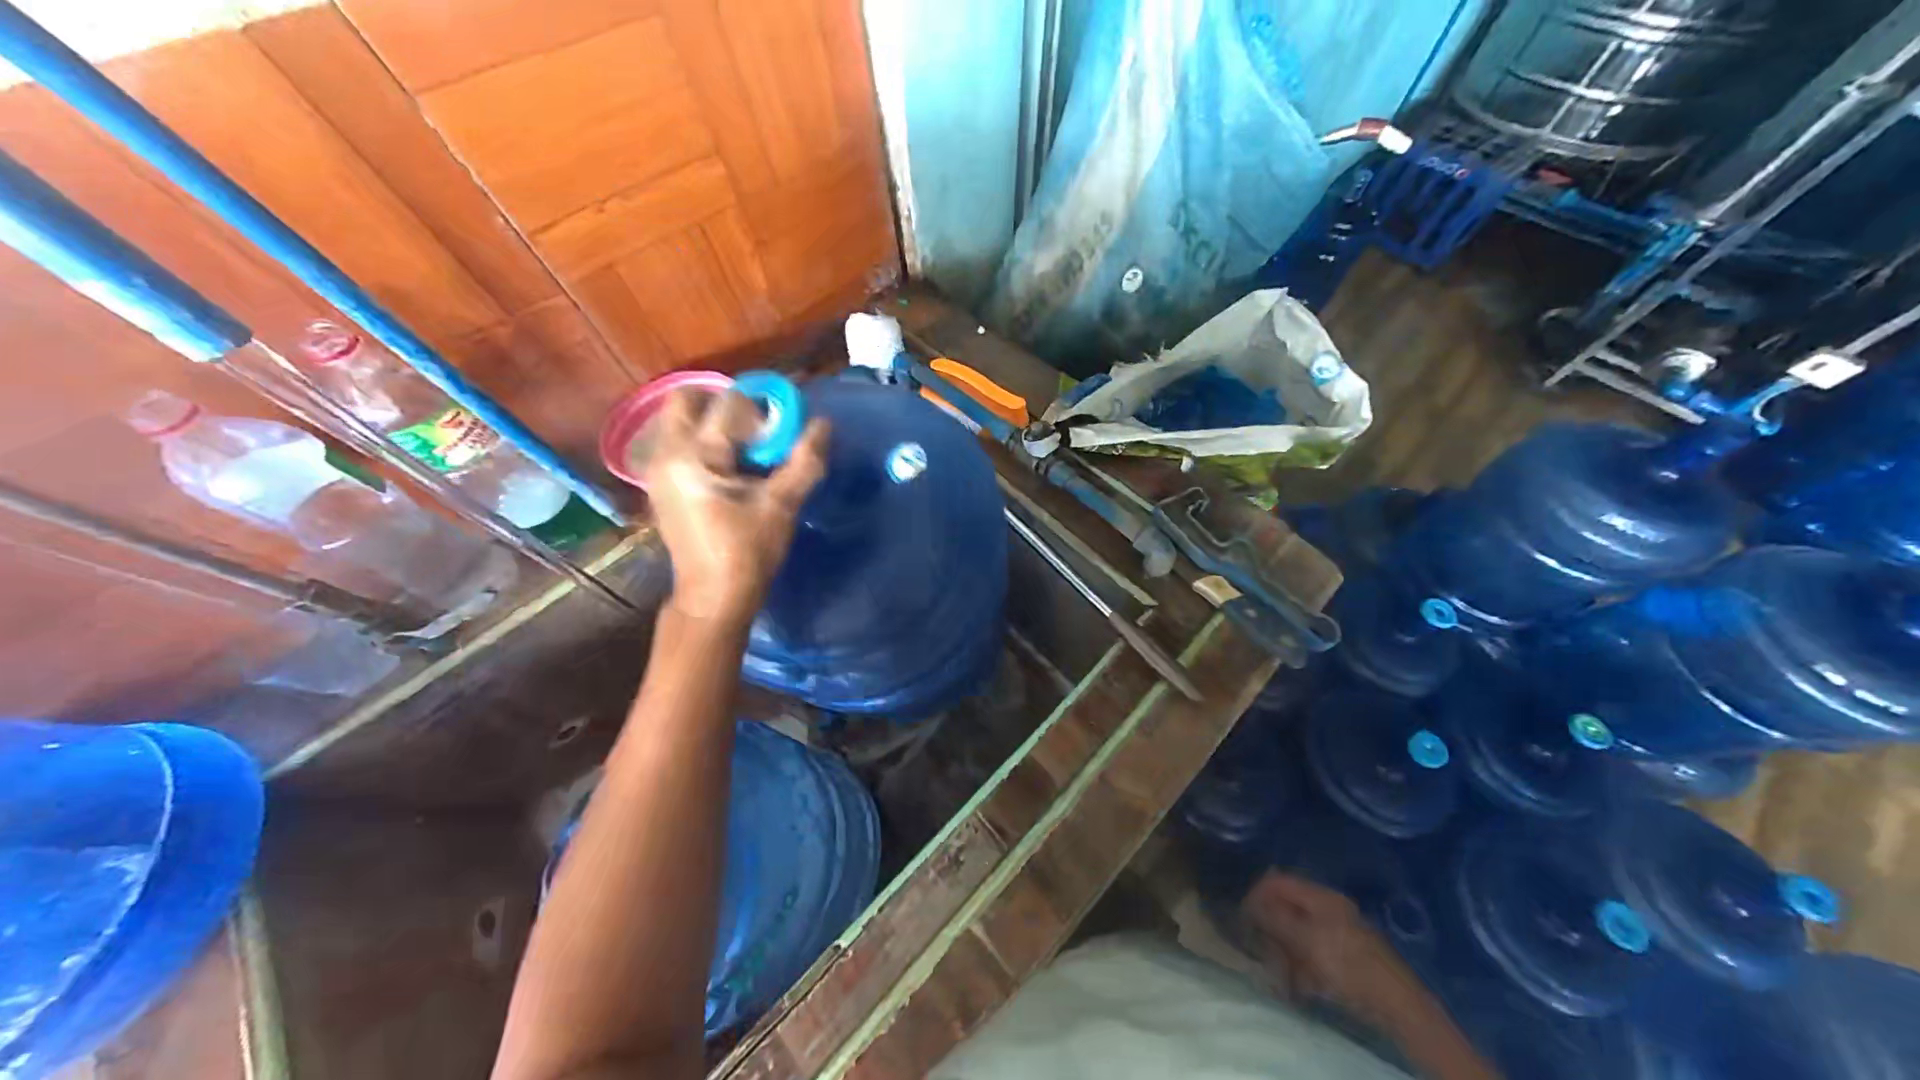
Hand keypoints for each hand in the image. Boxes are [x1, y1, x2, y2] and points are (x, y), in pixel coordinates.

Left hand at [643, 388, 829, 623]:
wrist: (714, 599)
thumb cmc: (747, 552)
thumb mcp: (782, 504)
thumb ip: (804, 460)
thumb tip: (823, 424)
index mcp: (693, 455)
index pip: (729, 404)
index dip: (763, 409)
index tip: (784, 429)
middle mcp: (666, 454)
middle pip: (688, 400)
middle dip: (726, 405)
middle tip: (758, 429)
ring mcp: (658, 470)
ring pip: (681, 421)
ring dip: (714, 423)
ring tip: (748, 450)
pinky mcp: (661, 486)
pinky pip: (679, 443)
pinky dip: (704, 442)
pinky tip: (732, 468)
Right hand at [1241, 872, 1426, 1021]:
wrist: (1397, 1004)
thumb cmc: (1347, 965)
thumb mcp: (1304, 939)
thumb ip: (1274, 917)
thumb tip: (1249, 901)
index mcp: (1321, 897)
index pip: (1278, 881)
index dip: (1256, 893)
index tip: (1242, 914)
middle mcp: (1330, 907)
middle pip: (1288, 905)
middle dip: (1271, 925)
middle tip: (1261, 945)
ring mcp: (1341, 930)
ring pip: (1299, 930)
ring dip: (1285, 947)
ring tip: (1281, 968)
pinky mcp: (1347, 954)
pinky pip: (1313, 950)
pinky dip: (1302, 961)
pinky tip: (1301, 980)